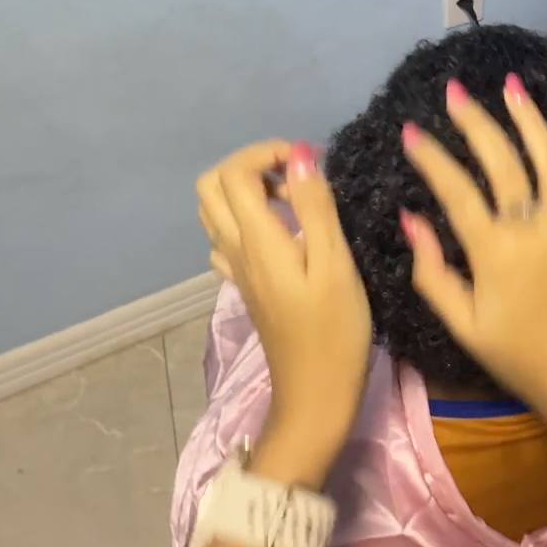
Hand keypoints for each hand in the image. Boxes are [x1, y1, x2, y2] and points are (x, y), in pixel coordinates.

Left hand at [197, 141, 371, 486]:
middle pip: (211, 186)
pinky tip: (286, 231)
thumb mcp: (335, 263)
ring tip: (295, 199)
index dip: (268, 152)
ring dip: (250, 189)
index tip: (310, 163)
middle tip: (296, 175)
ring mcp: (236, 269)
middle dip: (251, 164)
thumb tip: (301, 156)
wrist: (315, 394)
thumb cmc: (334, 329)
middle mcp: (235, 250)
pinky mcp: (246, 284)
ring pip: (216, 210)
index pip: (234, 173)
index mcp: (256, 241)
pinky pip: (229, 236)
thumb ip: (315, 207)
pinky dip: (251, 217)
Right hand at [399, 75, 546, 413]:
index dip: (432, 158)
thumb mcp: (460, 324)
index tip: (412, 130)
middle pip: (503, 164)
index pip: (456, 192)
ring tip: (512, 87)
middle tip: (455, 92)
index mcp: (493, 252)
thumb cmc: (512, 352)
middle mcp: (531, 230)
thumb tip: (411, 219)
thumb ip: (431, 271)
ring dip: (531, 120)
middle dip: (476, 123)